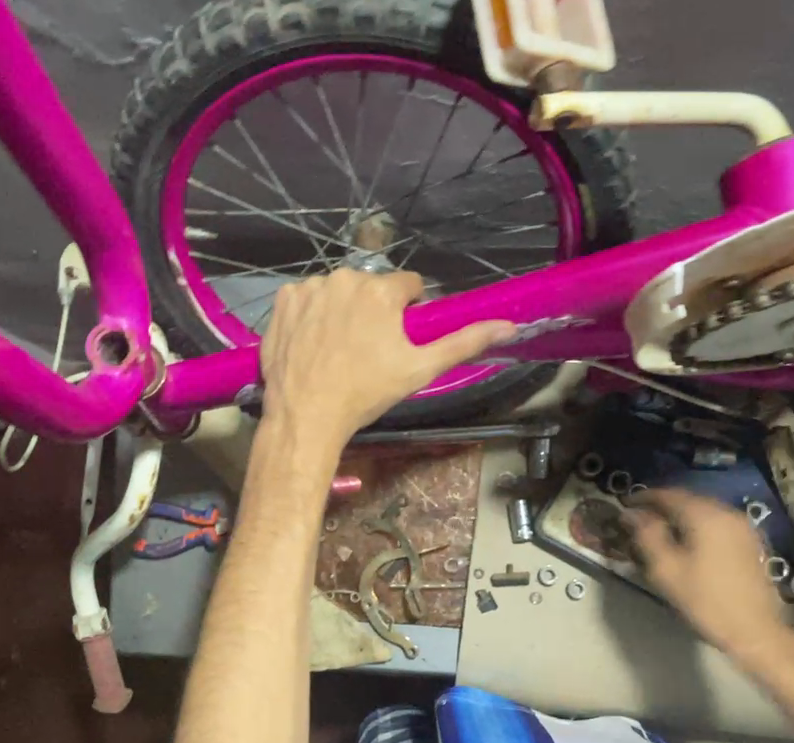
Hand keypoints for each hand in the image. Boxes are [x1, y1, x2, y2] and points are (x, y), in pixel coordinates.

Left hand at [257, 269, 513, 448]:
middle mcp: (346, 277)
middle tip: (366, 352)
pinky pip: (306, 299)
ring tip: (337, 350)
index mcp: (382, 290)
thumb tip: (510, 325)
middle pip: (370, 288)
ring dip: (341, 312)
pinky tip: (312, 344)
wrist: (307, 414)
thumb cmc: (367, 393)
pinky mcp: (283, 301)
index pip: (408, 286)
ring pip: (338, 292)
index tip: (397, 342)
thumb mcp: (421, 370)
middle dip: (372, 312)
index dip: (407, 313)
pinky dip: (311, 316)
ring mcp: (310, 287)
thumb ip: (464, 342)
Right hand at [624, 489, 790, 658]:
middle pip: (689, 499)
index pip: (670, 495)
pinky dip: (697, 525)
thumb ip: (647, 535)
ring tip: (660, 530)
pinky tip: (687, 541)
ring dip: (680, 515)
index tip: (625, 503)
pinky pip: (717, 523)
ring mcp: (743, 527)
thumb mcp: (666, 569)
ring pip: (704, 511)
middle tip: (640, 517)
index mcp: (706, 516)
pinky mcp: (751, 542)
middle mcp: (727, 513)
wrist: (754, 630)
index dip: (644, 497)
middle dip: (662, 505)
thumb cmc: (704, 600)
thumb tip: (631, 514)